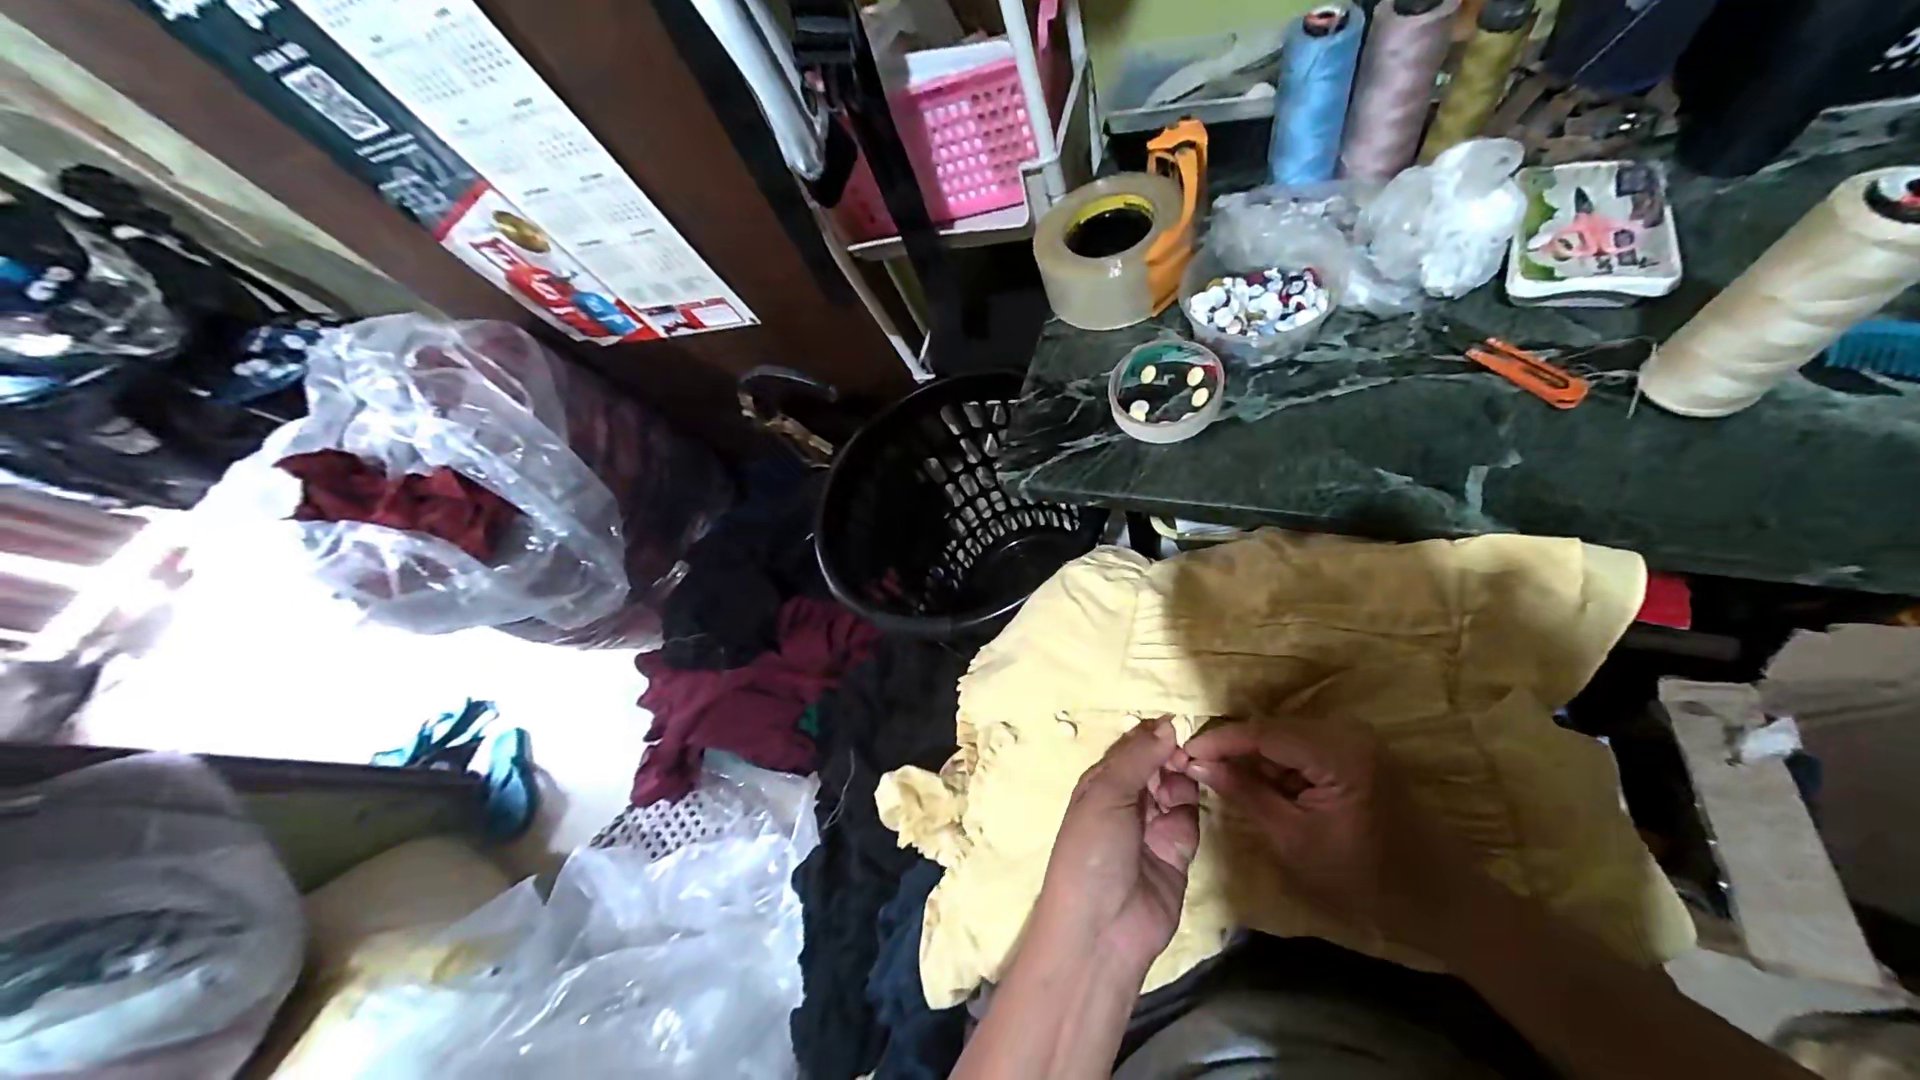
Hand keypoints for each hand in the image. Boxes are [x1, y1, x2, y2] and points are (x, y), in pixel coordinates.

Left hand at [1031, 716, 1200, 977]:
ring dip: (1181, 778)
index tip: (1178, 724)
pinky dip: (1190, 806)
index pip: (1131, 748)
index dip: (1152, 735)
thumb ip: (1137, 757)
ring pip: (1175, 787)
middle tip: (1188, 751)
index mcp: (1101, 782)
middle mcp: (1127, 800)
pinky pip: (1189, 818)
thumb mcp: (1106, 794)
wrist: (1104, 927)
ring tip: (1187, 773)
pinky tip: (1188, 802)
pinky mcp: (1177, 850)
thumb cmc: (1093, 851)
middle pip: (1156, 765)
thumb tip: (1166, 723)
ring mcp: (1152, 825)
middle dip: (1171, 754)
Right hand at [1181, 717, 1476, 949]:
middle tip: (1198, 770)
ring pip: (1283, 736)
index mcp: (1337, 753)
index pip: (1261, 732)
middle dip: (1233, 749)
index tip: (1181, 753)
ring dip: (1254, 758)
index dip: (1217, 740)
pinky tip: (1262, 788)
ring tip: (1225, 783)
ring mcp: (1354, 739)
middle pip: (1271, 729)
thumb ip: (1244, 794)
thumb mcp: (1293, 840)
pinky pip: (1301, 747)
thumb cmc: (1366, 878)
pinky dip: (1277, 765)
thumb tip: (1197, 763)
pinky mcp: (1355, 751)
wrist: (1442, 900)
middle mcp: (1346, 732)